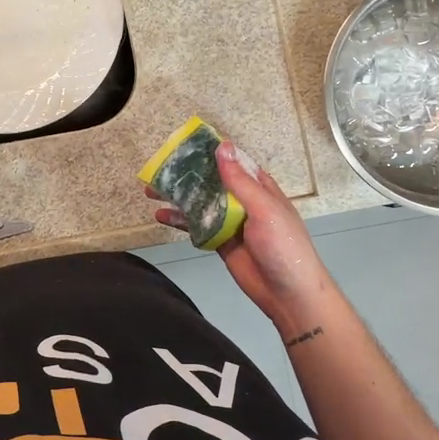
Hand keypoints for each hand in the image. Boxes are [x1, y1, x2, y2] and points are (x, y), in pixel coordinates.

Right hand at [150, 141, 322, 329]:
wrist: (288, 294)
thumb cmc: (284, 247)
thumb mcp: (264, 209)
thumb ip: (240, 181)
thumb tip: (222, 147)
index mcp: (259, 188)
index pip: (232, 163)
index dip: (210, 153)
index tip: (183, 145)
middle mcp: (243, 201)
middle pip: (211, 182)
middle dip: (186, 176)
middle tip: (158, 170)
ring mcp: (230, 222)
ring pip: (200, 203)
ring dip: (178, 197)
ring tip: (151, 192)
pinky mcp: (220, 241)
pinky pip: (196, 226)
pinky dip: (179, 221)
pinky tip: (162, 217)